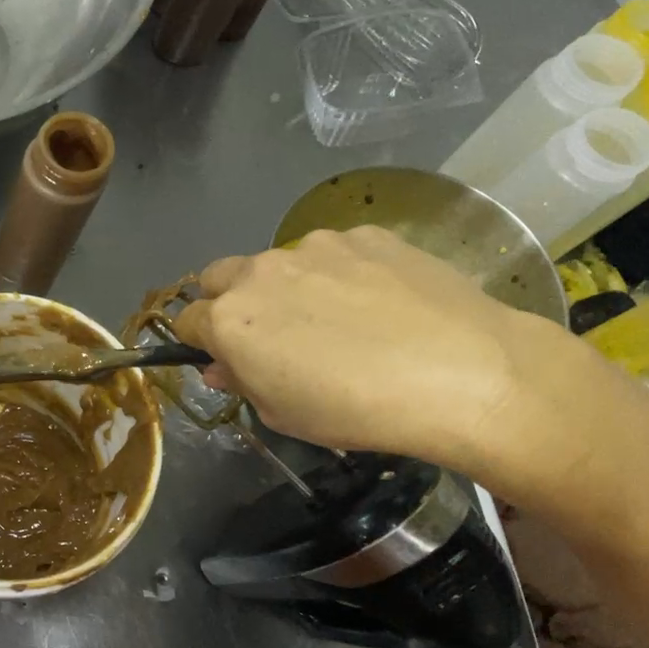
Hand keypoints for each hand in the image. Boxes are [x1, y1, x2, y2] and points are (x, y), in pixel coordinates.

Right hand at [171, 227, 571, 467]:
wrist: (462, 374)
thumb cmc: (354, 409)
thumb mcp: (280, 413)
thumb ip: (241, 381)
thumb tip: (223, 364)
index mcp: (229, 320)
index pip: (186, 321)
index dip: (199, 342)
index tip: (223, 359)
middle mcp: (262, 272)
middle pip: (219, 276)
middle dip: (228, 301)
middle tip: (267, 334)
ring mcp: (317, 246)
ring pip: (279, 262)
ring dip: (287, 285)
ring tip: (337, 319)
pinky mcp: (369, 234)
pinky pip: (335, 253)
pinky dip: (340, 274)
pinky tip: (378, 304)